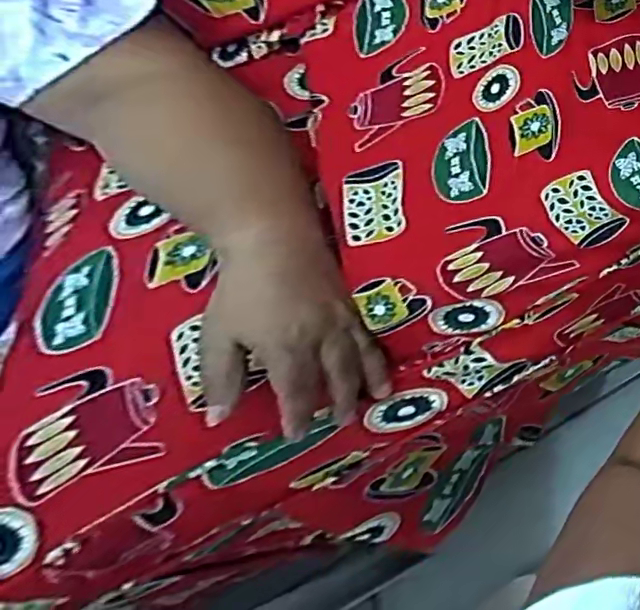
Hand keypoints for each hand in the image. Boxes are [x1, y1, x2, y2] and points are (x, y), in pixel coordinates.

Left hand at [202, 227, 389, 438]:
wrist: (279, 244)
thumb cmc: (241, 291)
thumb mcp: (218, 337)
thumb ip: (221, 378)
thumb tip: (220, 417)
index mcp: (288, 346)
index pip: (297, 389)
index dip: (298, 414)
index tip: (297, 435)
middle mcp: (323, 336)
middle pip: (338, 374)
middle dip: (342, 400)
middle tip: (344, 422)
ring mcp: (343, 319)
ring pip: (362, 354)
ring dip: (372, 377)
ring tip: (382, 395)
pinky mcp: (353, 305)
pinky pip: (369, 335)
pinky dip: (376, 352)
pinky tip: (379, 360)